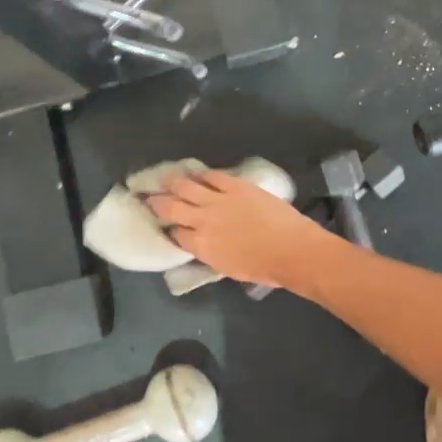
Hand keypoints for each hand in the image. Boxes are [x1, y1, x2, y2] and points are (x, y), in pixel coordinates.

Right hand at [146, 169, 337, 287]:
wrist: (291, 250)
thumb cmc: (264, 268)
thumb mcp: (228, 268)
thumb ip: (210, 254)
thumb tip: (202, 245)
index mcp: (200, 245)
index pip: (175, 234)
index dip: (170, 229)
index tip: (168, 226)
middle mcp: (202, 220)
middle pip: (171, 207)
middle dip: (157, 202)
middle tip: (150, 197)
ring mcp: (218, 200)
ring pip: (186, 186)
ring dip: (173, 182)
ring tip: (166, 178)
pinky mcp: (235, 186)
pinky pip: (212, 176)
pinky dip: (202, 174)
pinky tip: (197, 173)